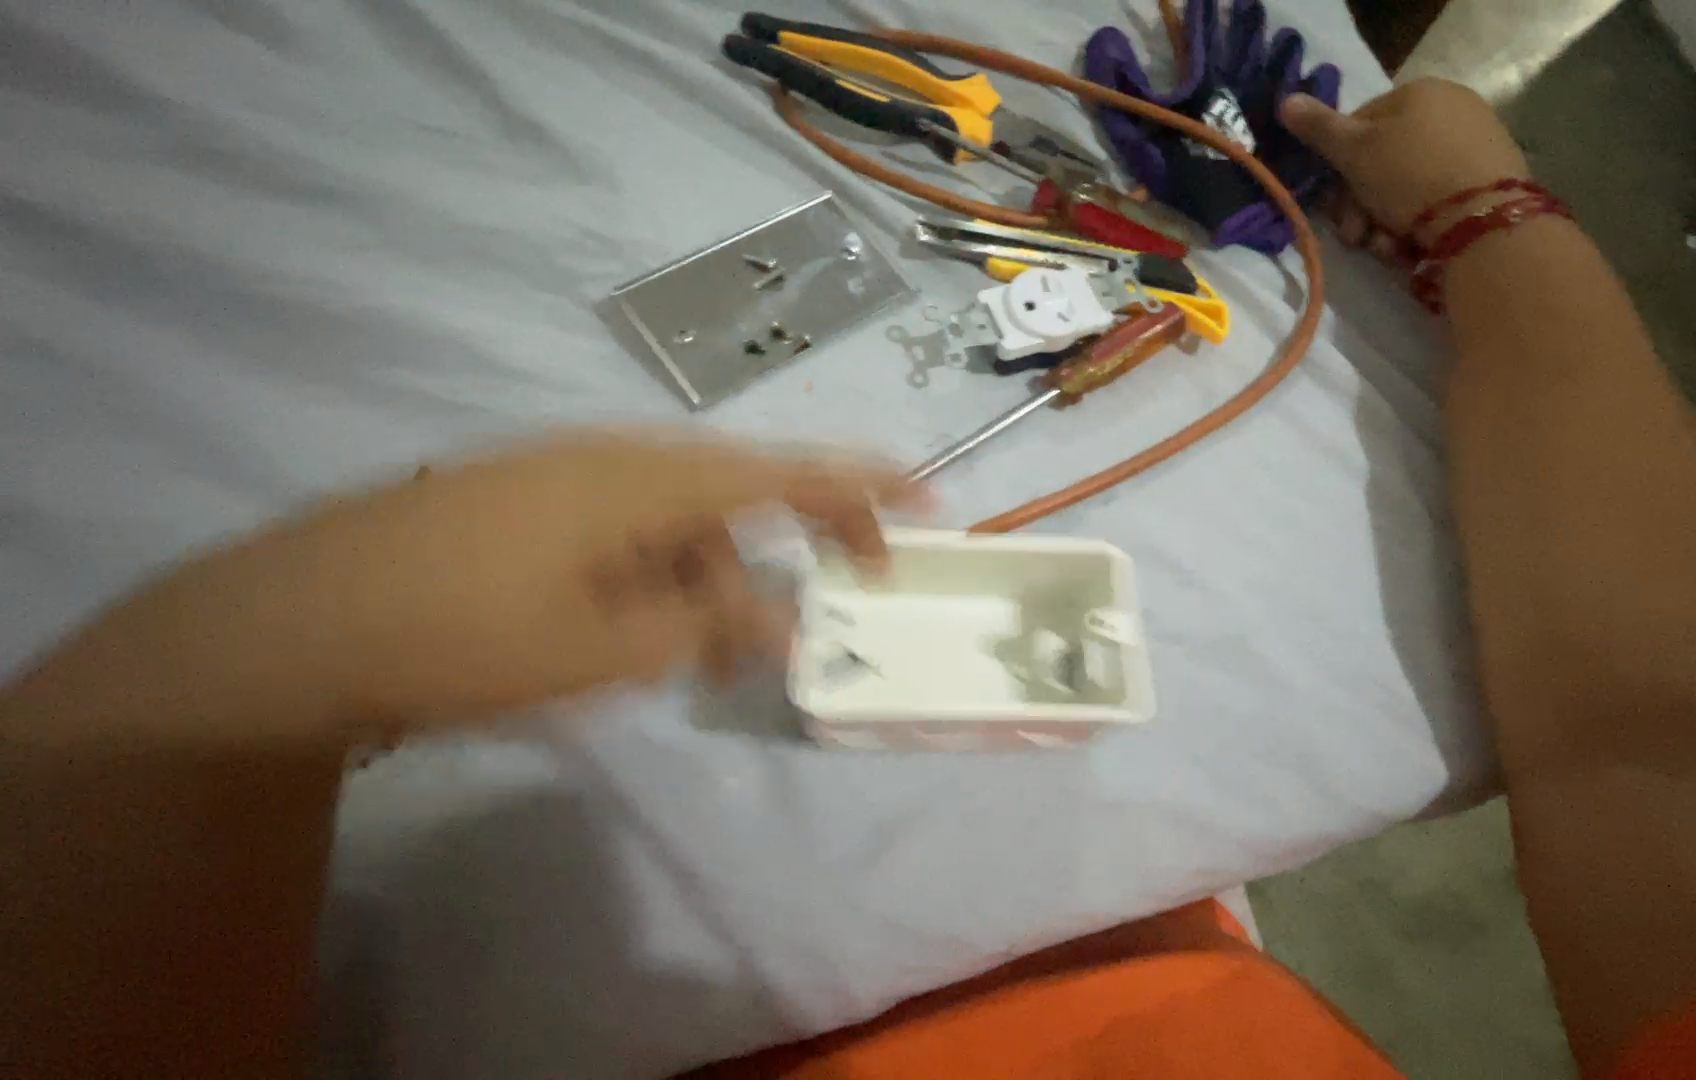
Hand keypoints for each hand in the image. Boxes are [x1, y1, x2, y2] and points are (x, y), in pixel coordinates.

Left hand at [7, 432, 916, 743]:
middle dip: (786, 551)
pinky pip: (634, 526)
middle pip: (742, 493)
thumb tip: (787, 619)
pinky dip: (661, 574)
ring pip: (684, 519)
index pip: (789, 471)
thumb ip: (714, 630)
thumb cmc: (467, 636)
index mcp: (653, 481)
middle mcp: (622, 457)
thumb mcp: (610, 651)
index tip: (928, 501)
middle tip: (800, 618)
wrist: (290, 626)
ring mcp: (572, 471)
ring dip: (712, 580)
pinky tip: (632, 629)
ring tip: (691, 657)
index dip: (866, 485)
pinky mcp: (535, 496)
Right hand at [1280, 79, 1527, 256]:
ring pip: (1400, 190)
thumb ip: (1318, 129)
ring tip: (1382, 246)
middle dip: (1357, 206)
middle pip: (1378, 164)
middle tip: (1353, 234)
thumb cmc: (1407, 175)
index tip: (1329, 202)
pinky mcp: (1484, 178)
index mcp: (1416, 93)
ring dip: (1379, 224)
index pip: (1358, 127)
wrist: (1478, 216)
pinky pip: (1431, 201)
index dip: (1337, 167)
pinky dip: (1411, 226)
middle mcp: (1446, 110)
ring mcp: (1469, 143)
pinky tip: (1407, 245)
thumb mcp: (1353, 150)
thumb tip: (1284, 101)